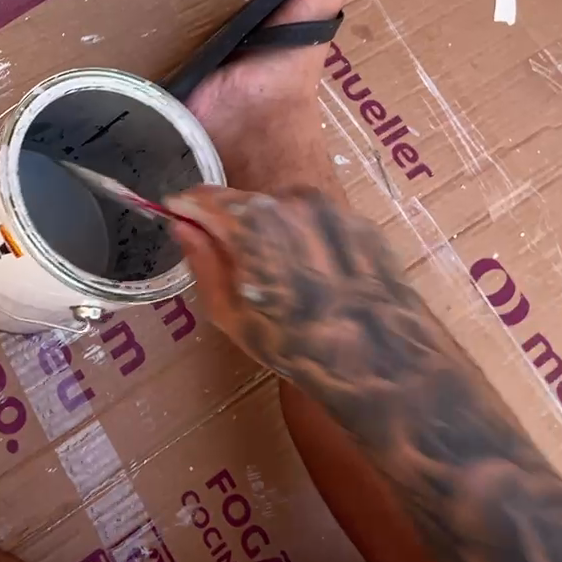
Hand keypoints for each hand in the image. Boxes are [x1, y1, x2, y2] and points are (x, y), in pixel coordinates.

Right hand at [164, 183, 401, 372]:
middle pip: (239, 200)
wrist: (384, 365)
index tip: (177, 219)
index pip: (201, 196)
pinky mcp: (356, 220)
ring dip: (262, 227)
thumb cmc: (294, 345)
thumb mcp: (229, 312)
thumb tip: (182, 227)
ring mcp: (327, 208)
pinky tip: (306, 271)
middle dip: (223, 221)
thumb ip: (202, 261)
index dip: (185, 208)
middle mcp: (287, 201)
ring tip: (268, 268)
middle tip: (223, 256)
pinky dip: (298, 235)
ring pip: (276, 207)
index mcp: (249, 221)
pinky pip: (311, 218)